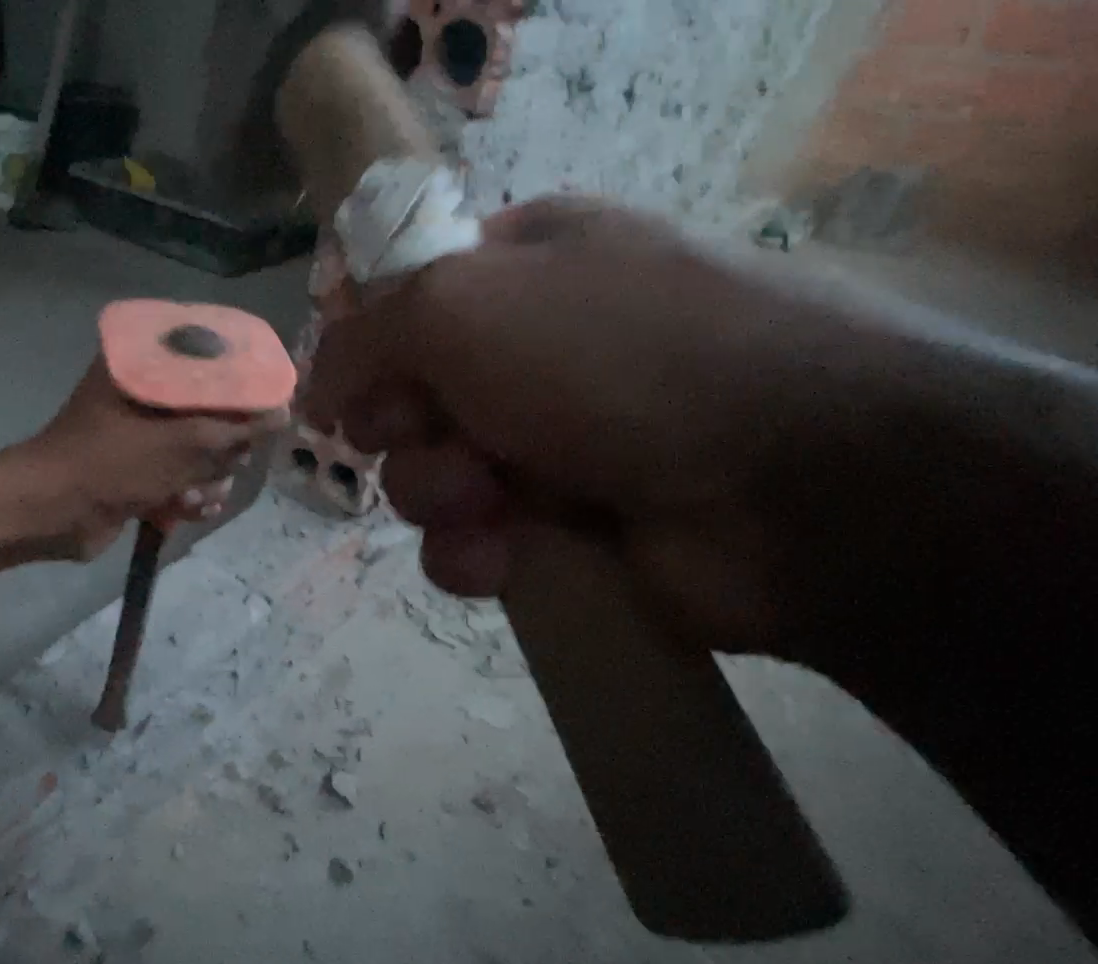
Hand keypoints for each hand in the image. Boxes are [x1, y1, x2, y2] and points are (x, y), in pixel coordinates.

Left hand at [17, 359, 289, 560]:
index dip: (244, 386)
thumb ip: (237, 428)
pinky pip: (184, 478)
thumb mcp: (182, 442)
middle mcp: (147, 392)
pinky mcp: (141, 471)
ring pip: (204, 452)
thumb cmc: (112, 464)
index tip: (264, 412)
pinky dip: (190, 496)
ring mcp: (144, 434)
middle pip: (216, 412)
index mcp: (147, 363)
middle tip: (219, 461)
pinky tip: (185, 510)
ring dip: (207, 479)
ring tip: (193, 496)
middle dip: (224, 448)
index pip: (213, 359)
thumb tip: (283, 412)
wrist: (51, 513)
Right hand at [301, 197, 881, 656]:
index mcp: (521, 266)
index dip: (370, 346)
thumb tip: (317, 390)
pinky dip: (469, 553)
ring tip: (487, 504)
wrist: (786, 484)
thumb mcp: (461, 305)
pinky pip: (466, 543)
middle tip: (442, 436)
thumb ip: (365, 336)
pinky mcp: (560, 526)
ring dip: (437, 497)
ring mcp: (549, 440)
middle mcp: (532, 349)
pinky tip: (499, 558)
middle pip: (406, 399)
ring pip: (428, 479)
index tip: (363, 381)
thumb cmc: (612, 358)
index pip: (402, 302)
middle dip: (407, 433)